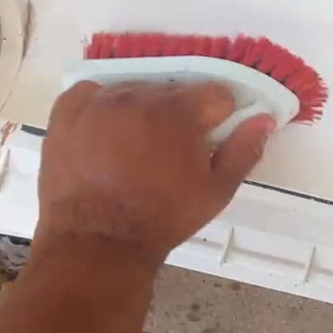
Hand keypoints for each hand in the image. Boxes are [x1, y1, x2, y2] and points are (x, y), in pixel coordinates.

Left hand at [36, 81, 273, 265]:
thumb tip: (264, 118)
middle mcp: (139, 96)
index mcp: (180, 111)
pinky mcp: (68, 112)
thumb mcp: (216, 191)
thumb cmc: (163, 218)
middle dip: (182, 115)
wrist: (96, 242)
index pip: (215, 93)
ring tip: (139, 147)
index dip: (219, 118)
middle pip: (175, 90)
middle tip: (174, 151)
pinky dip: (105, 106)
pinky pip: (95, 92)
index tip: (209, 142)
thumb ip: (243, 150)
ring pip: (138, 90)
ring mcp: (99, 101)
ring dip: (146, 110)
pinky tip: (108, 132)